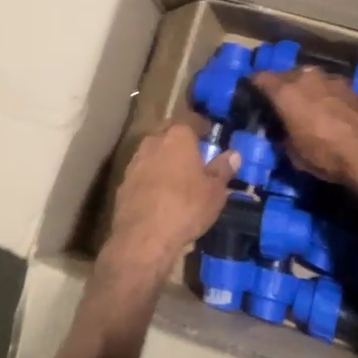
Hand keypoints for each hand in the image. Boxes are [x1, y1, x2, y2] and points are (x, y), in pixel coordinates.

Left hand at [108, 122, 238, 264]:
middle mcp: (154, 141)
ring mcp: (135, 162)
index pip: (191, 120)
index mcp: (178, 136)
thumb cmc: (185, 207)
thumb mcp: (214, 191)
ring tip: (177, 176)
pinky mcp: (123, 183)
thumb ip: (223, 169)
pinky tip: (159, 195)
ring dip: (164, 160)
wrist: (143, 237)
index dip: (201, 126)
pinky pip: (142, 173)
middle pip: (169, 134)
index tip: (209, 133)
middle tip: (194, 154)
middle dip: (180, 141)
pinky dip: (151, 178)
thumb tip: (234, 154)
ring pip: (153, 153)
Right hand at [251, 67, 357, 185]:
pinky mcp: (348, 84)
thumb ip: (281, 135)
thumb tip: (280, 132)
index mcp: (284, 91)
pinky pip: (327, 85)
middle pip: (284, 75)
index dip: (252, 86)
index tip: (250, 95)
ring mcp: (328, 77)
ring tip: (305, 106)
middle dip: (280, 87)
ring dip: (303, 89)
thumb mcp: (292, 153)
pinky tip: (327, 109)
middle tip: (279, 104)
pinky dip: (323, 93)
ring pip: (308, 78)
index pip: (259, 78)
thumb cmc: (324, 153)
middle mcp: (304, 76)